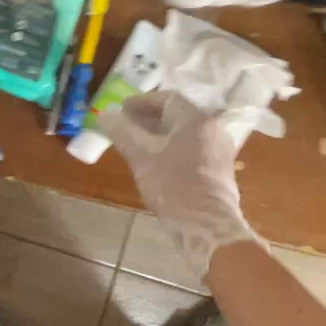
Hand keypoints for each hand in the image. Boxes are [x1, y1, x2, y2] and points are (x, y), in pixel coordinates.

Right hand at [102, 91, 258, 283]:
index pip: (167, 98)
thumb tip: (105, 114)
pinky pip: (193, 147)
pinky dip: (172, 146)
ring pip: (185, 132)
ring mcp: (219, 149)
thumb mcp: (141, 157)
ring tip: (136, 144)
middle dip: (149, 118)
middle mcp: (212, 129)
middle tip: (125, 126)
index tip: (121, 110)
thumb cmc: (173, 187)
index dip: (141, 101)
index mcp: (196, 120)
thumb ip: (122, 132)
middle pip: (177, 114)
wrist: (206, 227)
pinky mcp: (220, 168)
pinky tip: (156, 161)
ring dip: (160, 133)